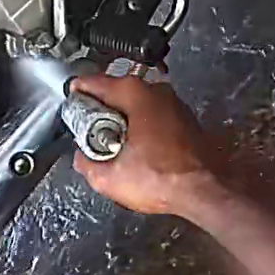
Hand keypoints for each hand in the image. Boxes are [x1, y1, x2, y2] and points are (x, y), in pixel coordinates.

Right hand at [70, 74, 225, 218]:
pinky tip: (137, 150)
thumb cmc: (162, 180)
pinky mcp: (185, 120)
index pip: (94, 82)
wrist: (203, 192)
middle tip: (88, 130)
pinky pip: (154, 116)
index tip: (70, 103)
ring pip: (137, 104)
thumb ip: (86, 163)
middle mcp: (157, 91)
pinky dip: (142, 127)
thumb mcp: (109, 178)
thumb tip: (81, 157)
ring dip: (123, 119)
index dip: (78, 93)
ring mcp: (174, 104)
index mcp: (135, 94)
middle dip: (100, 109)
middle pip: (117, 92)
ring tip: (112, 144)